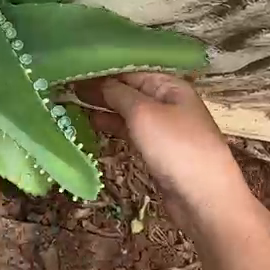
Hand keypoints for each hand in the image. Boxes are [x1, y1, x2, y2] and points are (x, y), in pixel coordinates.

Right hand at [85, 73, 250, 219]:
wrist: (205, 199)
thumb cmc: (176, 147)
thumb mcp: (143, 113)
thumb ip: (117, 93)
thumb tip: (96, 82)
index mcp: (169, 85)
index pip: (129, 70)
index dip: (101, 70)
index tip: (70, 70)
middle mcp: (167, 102)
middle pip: (127, 89)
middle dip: (98, 88)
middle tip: (64, 87)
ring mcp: (162, 127)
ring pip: (125, 111)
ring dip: (101, 107)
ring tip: (70, 104)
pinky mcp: (155, 149)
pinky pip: (128, 130)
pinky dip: (110, 126)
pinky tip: (90, 124)